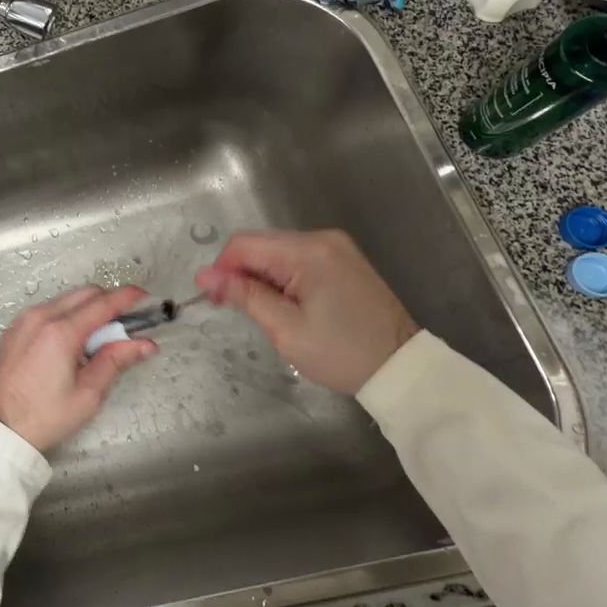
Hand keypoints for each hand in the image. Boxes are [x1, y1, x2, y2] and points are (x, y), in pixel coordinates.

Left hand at [0, 285, 157, 452]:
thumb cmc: (46, 416)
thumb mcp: (88, 394)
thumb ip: (116, 361)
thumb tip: (146, 343)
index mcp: (61, 331)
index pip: (102, 303)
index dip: (127, 297)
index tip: (145, 296)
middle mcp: (40, 316)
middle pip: (83, 294)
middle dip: (108, 301)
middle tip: (127, 322)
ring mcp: (24, 319)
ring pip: (65, 300)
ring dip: (87, 308)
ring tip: (101, 336)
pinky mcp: (14, 328)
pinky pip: (47, 310)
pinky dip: (66, 315)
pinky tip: (74, 340)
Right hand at [195, 229, 418, 394]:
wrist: (402, 368)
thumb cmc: (341, 353)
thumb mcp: (285, 328)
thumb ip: (244, 295)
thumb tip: (204, 276)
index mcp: (308, 252)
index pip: (243, 244)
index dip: (222, 269)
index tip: (219, 300)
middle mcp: (321, 239)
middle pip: (259, 243)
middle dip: (240, 272)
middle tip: (237, 309)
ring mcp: (335, 247)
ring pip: (276, 250)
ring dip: (261, 275)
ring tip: (266, 310)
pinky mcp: (342, 258)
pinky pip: (296, 257)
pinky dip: (282, 276)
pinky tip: (287, 302)